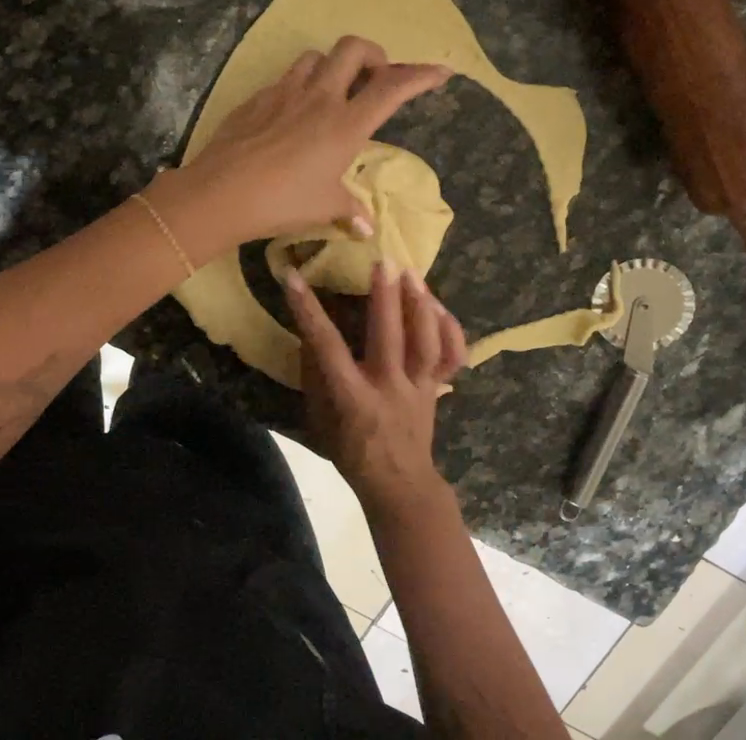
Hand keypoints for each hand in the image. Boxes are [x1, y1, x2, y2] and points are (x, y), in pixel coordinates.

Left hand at [175, 37, 448, 248]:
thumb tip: (366, 227)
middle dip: (373, 54)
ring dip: (331, 66)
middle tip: (375, 78)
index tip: (439, 71)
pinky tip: (291, 114)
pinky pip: (284, 80)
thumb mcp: (324, 208)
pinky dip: (297, 87)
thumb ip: (349, 211)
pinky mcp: (256, 98)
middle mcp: (319, 98)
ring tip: (332, 91)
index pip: (393, 87)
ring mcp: (284, 93)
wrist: (221, 193)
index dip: (421, 75)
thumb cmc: (282, 202)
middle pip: (354, 49)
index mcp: (346, 124)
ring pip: (315, 56)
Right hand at [283, 261, 467, 518]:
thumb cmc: (351, 452)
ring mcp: (419, 388)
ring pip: (426, 344)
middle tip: (382, 262)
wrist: (400, 484)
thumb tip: (308, 334)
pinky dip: (451, 331)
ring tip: (413, 275)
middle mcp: (388, 388)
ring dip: (420, 307)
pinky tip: (439, 306)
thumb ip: (314, 377)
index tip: (293, 278)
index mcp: (352, 398)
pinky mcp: (438, 389)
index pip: (326, 347)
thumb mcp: (319, 419)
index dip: (308, 311)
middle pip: (390, 338)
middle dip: (385, 298)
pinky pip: (452, 358)